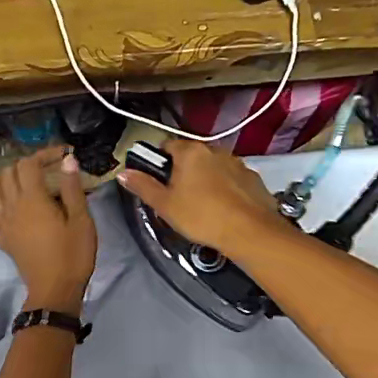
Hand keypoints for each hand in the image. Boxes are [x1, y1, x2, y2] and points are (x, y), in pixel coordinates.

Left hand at [0, 146, 96, 311]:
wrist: (55, 291)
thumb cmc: (73, 254)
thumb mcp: (81, 219)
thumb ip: (72, 188)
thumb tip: (67, 160)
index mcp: (33, 199)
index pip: (29, 164)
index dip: (45, 154)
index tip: (64, 154)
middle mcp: (12, 207)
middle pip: (7, 172)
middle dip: (26, 164)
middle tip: (48, 169)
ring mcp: (2, 224)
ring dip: (6, 182)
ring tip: (25, 185)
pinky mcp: (0, 240)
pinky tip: (4, 210)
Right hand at [117, 139, 285, 255]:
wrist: (250, 231)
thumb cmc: (201, 216)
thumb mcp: (165, 205)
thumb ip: (143, 186)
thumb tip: (124, 173)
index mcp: (190, 152)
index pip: (166, 146)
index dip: (159, 162)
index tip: (158, 182)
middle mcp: (215, 150)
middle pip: (191, 156)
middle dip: (183, 172)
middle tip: (178, 198)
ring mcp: (237, 163)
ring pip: (213, 168)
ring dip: (206, 180)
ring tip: (203, 207)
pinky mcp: (254, 178)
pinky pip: (233, 180)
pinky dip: (227, 189)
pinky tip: (224, 209)